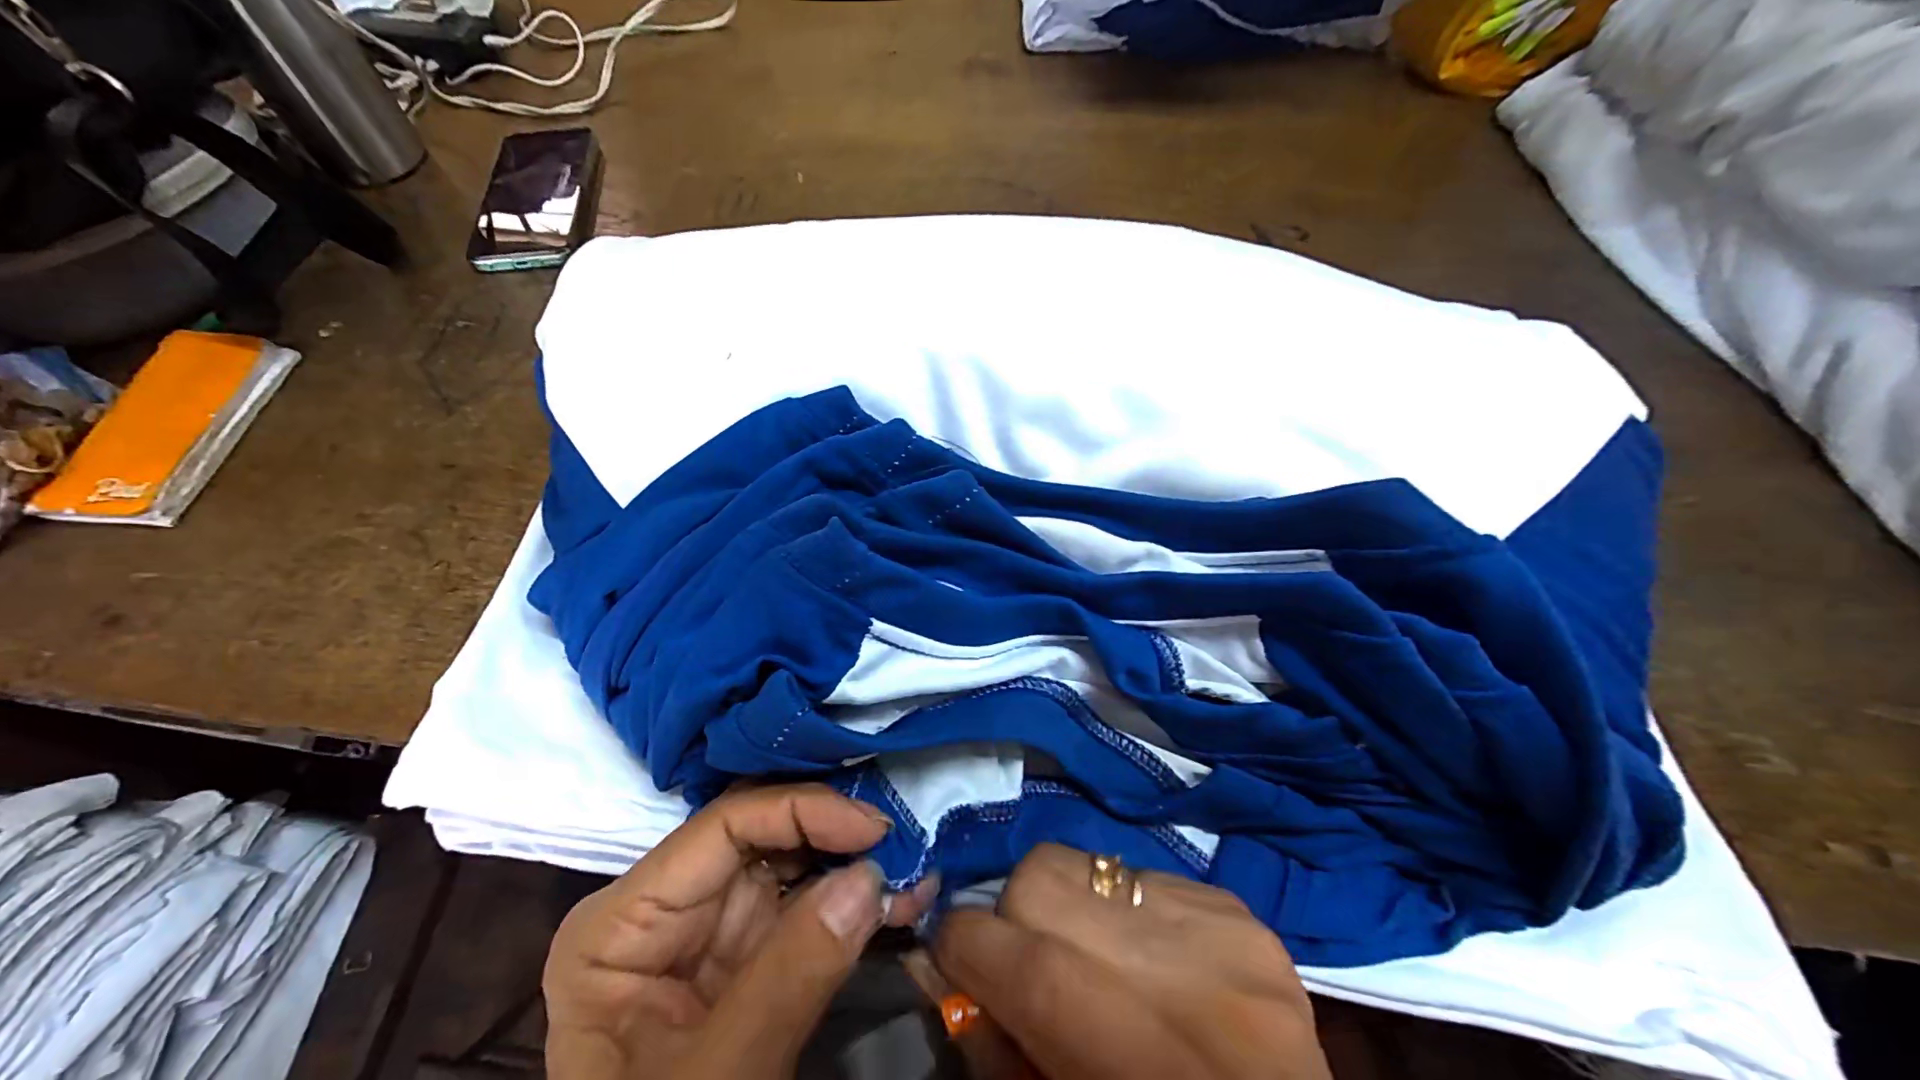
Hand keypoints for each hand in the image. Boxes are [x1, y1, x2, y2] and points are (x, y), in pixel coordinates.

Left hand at [543, 784, 936, 1079]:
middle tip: (904, 838)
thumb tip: (867, 879)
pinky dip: (853, 908)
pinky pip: (806, 915)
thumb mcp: (712, 1076)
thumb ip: (784, 979)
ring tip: (915, 871)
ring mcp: (710, 936)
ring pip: (791, 868)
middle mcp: (667, 911)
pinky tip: (899, 904)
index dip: (801, 811)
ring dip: (854, 867)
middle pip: (760, 838)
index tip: (873, 827)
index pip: (720, 828)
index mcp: (623, 922)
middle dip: (834, 832)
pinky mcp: (747, 964)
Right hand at [932, 843, 1331, 1079]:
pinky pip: (1159, 884)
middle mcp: (1138, 949)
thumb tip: (939, 965)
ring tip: (1112, 963)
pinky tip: (1169, 966)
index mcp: (1077, 1012)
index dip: (963, 951)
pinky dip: (1144, 916)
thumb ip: (991, 1036)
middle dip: (1023, 914)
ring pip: (1096, 866)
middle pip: (1036, 876)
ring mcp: (1202, 921)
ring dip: (1085, 906)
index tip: (973, 969)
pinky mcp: (1243, 914)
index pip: (975, 931)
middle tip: (1045, 963)